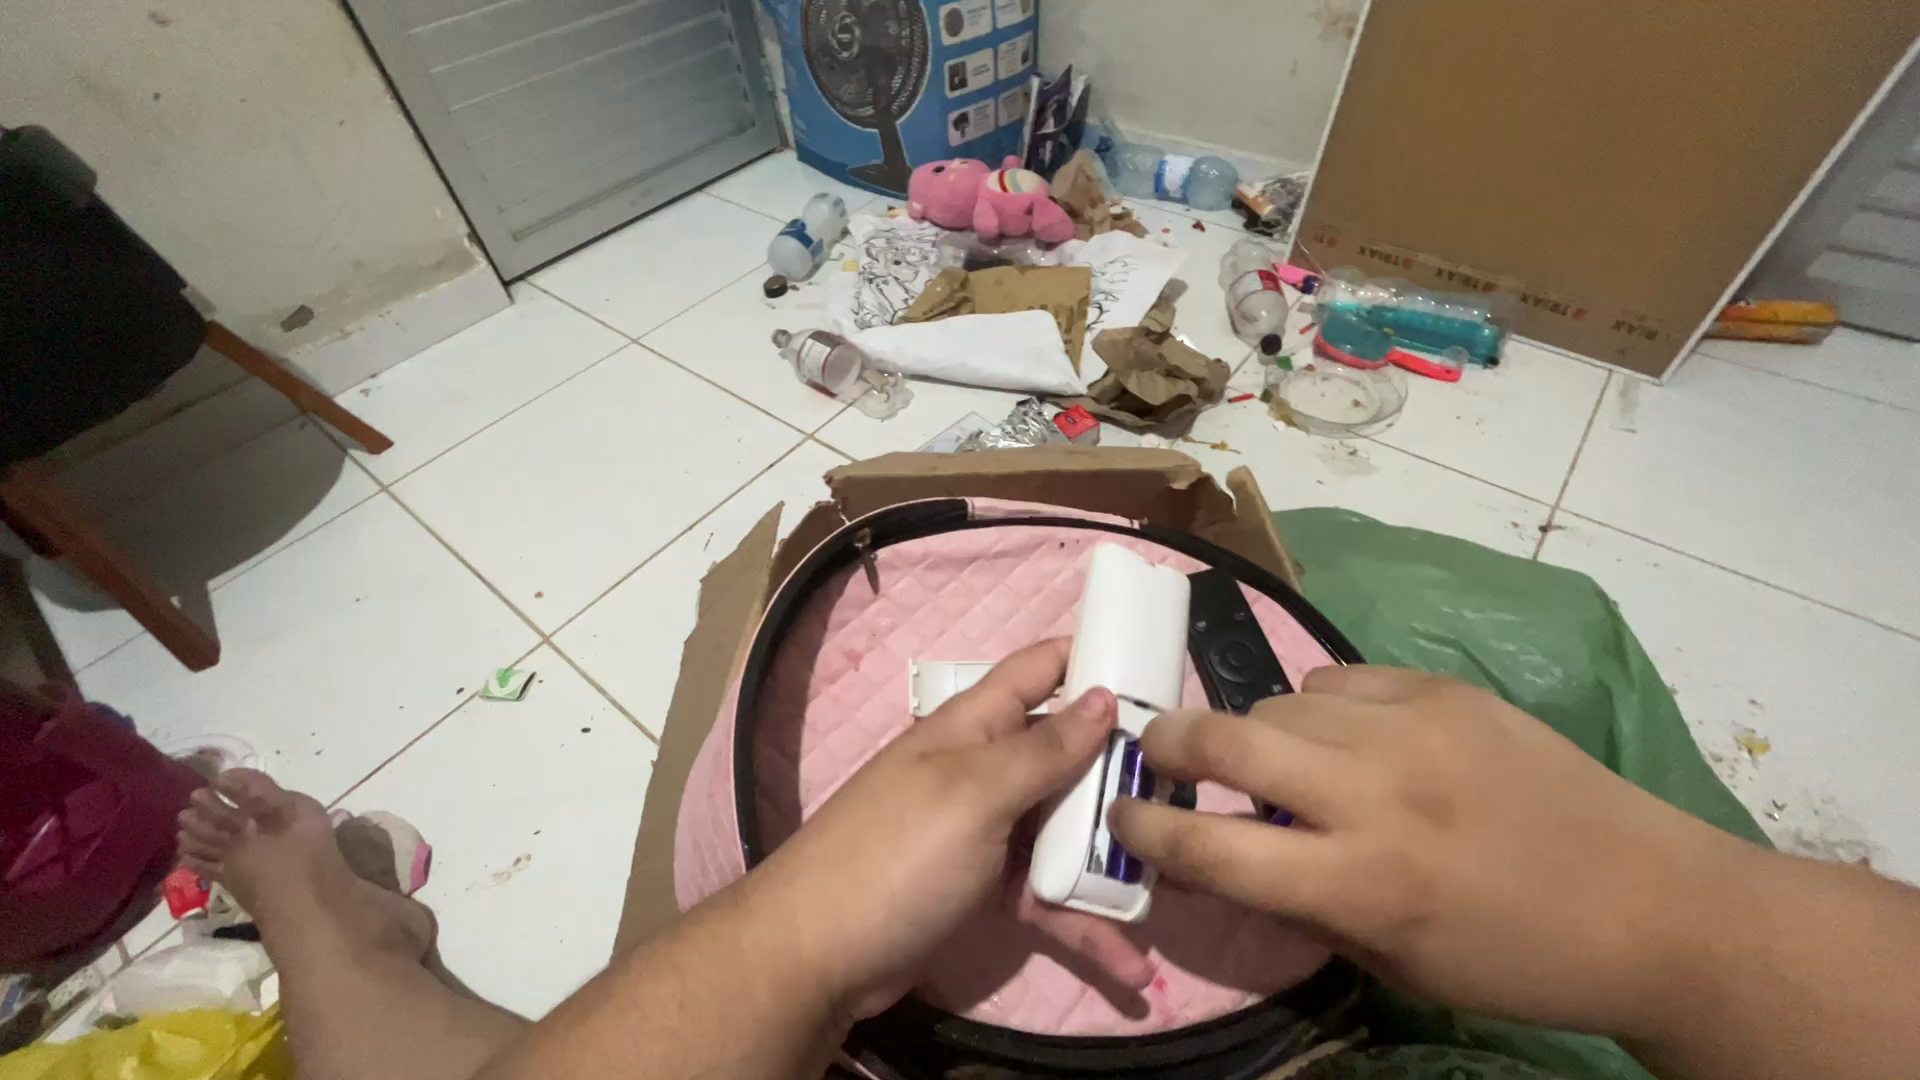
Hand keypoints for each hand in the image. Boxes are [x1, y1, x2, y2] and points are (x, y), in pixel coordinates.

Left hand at [741, 639, 1152, 1019]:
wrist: (817, 955)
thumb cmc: (899, 853)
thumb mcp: (975, 792)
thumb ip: (1042, 749)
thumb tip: (1103, 695)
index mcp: (975, 725)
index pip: (1038, 669)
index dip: (1091, 659)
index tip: (1157, 674)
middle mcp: (984, 767)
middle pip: (1065, 754)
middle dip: (1118, 774)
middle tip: (1180, 799)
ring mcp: (985, 828)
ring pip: (1062, 827)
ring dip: (1108, 859)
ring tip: (1165, 892)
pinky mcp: (985, 883)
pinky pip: (1044, 890)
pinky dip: (1080, 919)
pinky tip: (1127, 962)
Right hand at [1108, 665, 1764, 1039]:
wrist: (1658, 906)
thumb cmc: (1512, 957)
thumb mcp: (1389, 958)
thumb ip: (1293, 897)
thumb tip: (1215, 846)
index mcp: (1362, 883)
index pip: (1210, 848)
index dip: (1146, 831)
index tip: (1120, 814)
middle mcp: (1374, 795)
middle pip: (1224, 742)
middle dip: (1166, 742)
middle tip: (1153, 750)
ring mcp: (1409, 728)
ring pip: (1275, 706)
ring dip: (1257, 735)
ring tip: (1281, 760)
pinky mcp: (1439, 689)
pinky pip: (1334, 683)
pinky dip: (1320, 711)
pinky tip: (1353, 736)